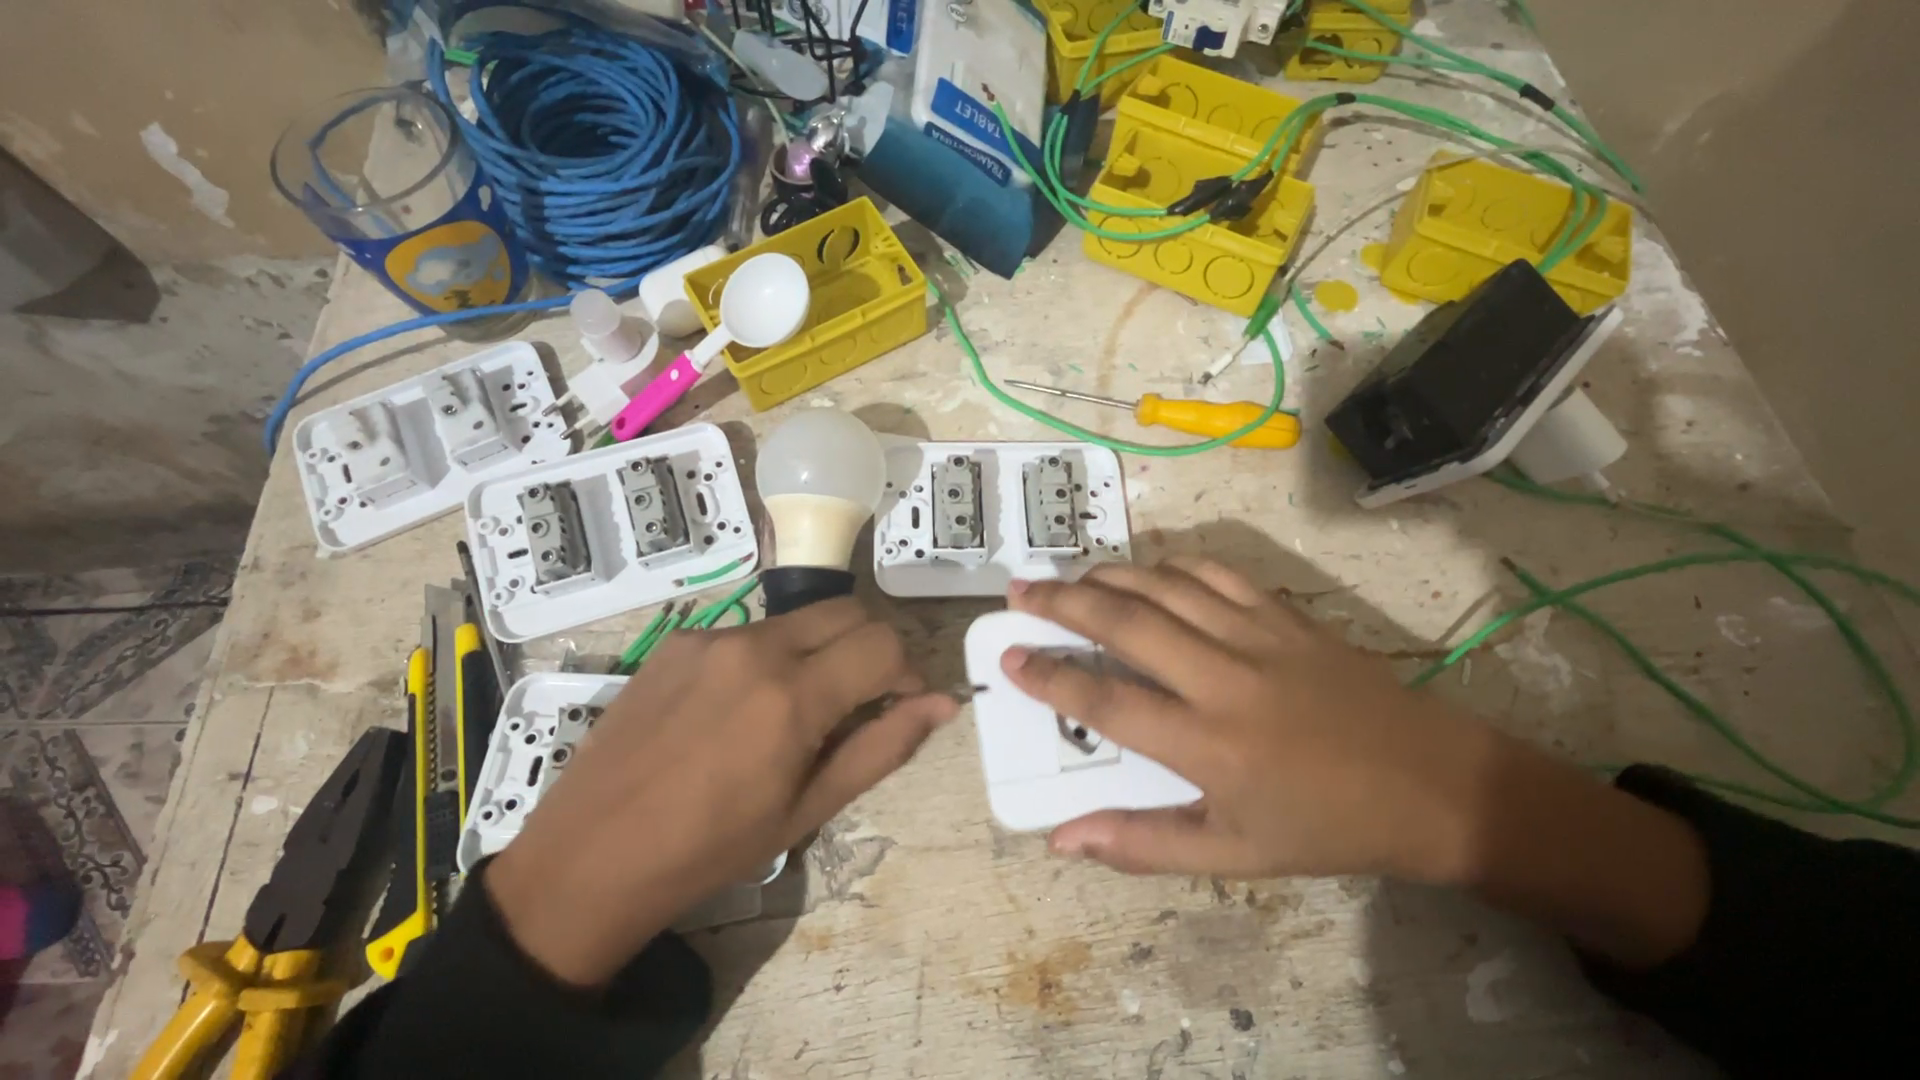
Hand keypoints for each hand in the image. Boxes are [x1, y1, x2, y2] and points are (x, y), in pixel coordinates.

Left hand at [486, 597, 957, 986]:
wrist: (592, 854)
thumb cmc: (711, 848)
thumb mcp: (809, 808)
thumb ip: (881, 747)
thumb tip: (941, 704)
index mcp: (793, 696)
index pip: (884, 644)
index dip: (907, 673)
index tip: (900, 706)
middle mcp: (756, 648)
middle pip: (848, 612)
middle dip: (871, 649)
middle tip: (861, 701)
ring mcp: (711, 638)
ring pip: (799, 620)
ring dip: (821, 651)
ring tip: (795, 711)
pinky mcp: (677, 641)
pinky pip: (749, 633)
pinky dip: (770, 657)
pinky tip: (740, 707)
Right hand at [1002, 559, 1710, 968]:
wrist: (1434, 784)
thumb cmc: (1323, 827)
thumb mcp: (1231, 856)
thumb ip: (1142, 844)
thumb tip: (1061, 839)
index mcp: (1204, 744)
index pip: (1104, 700)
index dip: (1048, 675)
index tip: (1008, 658)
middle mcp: (1221, 678)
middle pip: (1123, 622)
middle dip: (1061, 603)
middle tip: (1018, 593)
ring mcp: (1256, 636)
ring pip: (1163, 586)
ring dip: (1106, 575)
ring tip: (1067, 576)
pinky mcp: (1286, 614)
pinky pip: (1214, 572)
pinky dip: (1169, 564)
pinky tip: (1146, 569)